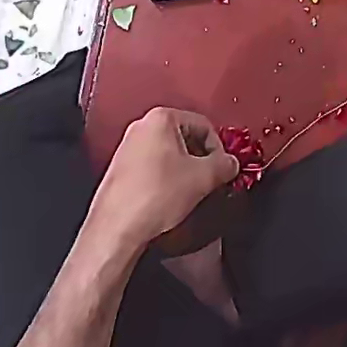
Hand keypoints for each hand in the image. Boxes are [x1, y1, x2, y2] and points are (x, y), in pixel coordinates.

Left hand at [88, 107, 239, 249]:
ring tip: (190, 192)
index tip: (222, 168)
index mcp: (161, 118)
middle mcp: (142, 126)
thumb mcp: (203, 178)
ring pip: (169, 152)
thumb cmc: (156, 195)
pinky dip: (166, 178)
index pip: (203, 125)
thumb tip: (231, 164)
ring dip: (185, 170)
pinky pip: (153, 165)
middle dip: (201, 159)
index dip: (218, 148)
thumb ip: (224, 165)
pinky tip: (170, 198)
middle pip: (185, 137)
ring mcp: (128, 147)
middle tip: (209, 180)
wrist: (116, 228)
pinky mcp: (120, 168)